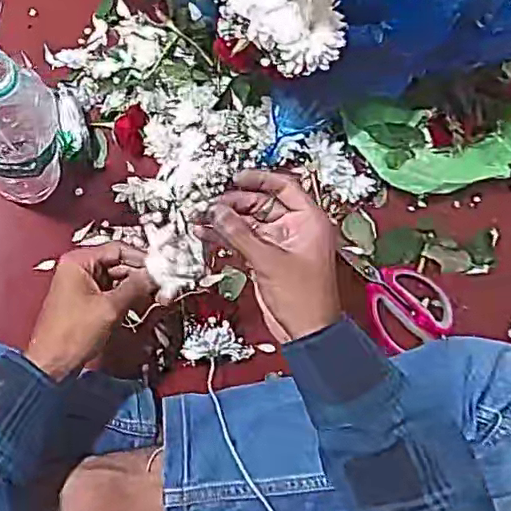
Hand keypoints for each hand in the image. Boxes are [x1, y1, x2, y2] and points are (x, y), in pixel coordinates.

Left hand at [25, 243, 157, 380]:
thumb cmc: (68, 336)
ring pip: (118, 279)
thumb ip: (136, 287)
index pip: (118, 249)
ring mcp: (82, 286)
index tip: (160, 268)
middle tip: (161, 285)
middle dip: (141, 277)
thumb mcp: (109, 307)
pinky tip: (141, 306)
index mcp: (78, 262)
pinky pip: (112, 293)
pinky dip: (127, 299)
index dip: (142, 259)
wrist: (52, 365)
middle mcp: (78, 269)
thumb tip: (154, 274)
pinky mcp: (87, 301)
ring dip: (136, 289)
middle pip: (119, 264)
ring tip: (155, 297)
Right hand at [199, 170, 341, 341]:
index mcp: (309, 220)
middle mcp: (295, 228)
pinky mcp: (266, 258)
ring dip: (225, 220)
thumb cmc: (305, 299)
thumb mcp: (269, 260)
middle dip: (234, 203)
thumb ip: (240, 234)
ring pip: (248, 222)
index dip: (260, 179)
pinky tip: (207, 233)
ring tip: (202, 216)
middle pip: (261, 204)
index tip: (236, 178)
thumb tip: (219, 212)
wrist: (306, 332)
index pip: (284, 187)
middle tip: (211, 205)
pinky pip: (243, 240)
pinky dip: (226, 237)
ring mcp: (279, 243)